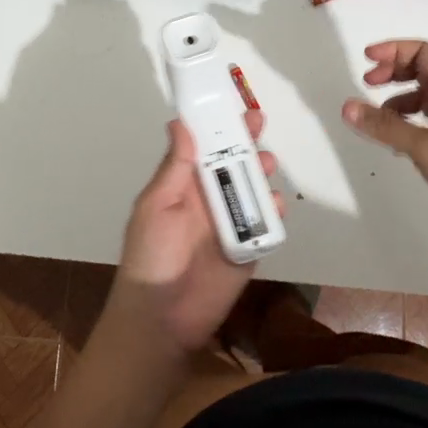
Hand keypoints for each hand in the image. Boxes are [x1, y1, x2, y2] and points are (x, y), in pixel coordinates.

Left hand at [101, 114, 278, 354]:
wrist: (162, 319)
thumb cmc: (151, 256)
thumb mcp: (156, 206)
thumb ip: (174, 168)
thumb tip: (180, 123)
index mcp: (183, 187)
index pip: (205, 149)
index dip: (221, 128)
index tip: (236, 108)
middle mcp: (208, 200)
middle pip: (234, 165)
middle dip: (248, 145)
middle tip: (259, 126)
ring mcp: (230, 225)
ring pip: (253, 191)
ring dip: (262, 174)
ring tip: (268, 165)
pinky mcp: (248, 250)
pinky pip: (266, 226)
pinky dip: (274, 212)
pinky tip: (276, 204)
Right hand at [341, 40, 427, 234]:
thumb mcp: (423, 145)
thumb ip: (384, 126)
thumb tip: (347, 106)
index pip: (424, 52)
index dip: (394, 50)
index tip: (367, 59)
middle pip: (422, 71)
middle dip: (393, 71)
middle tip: (367, 82)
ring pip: (422, 99)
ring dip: (397, 101)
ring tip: (376, 118)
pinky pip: (425, 123)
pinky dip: (405, 124)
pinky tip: (394, 142)